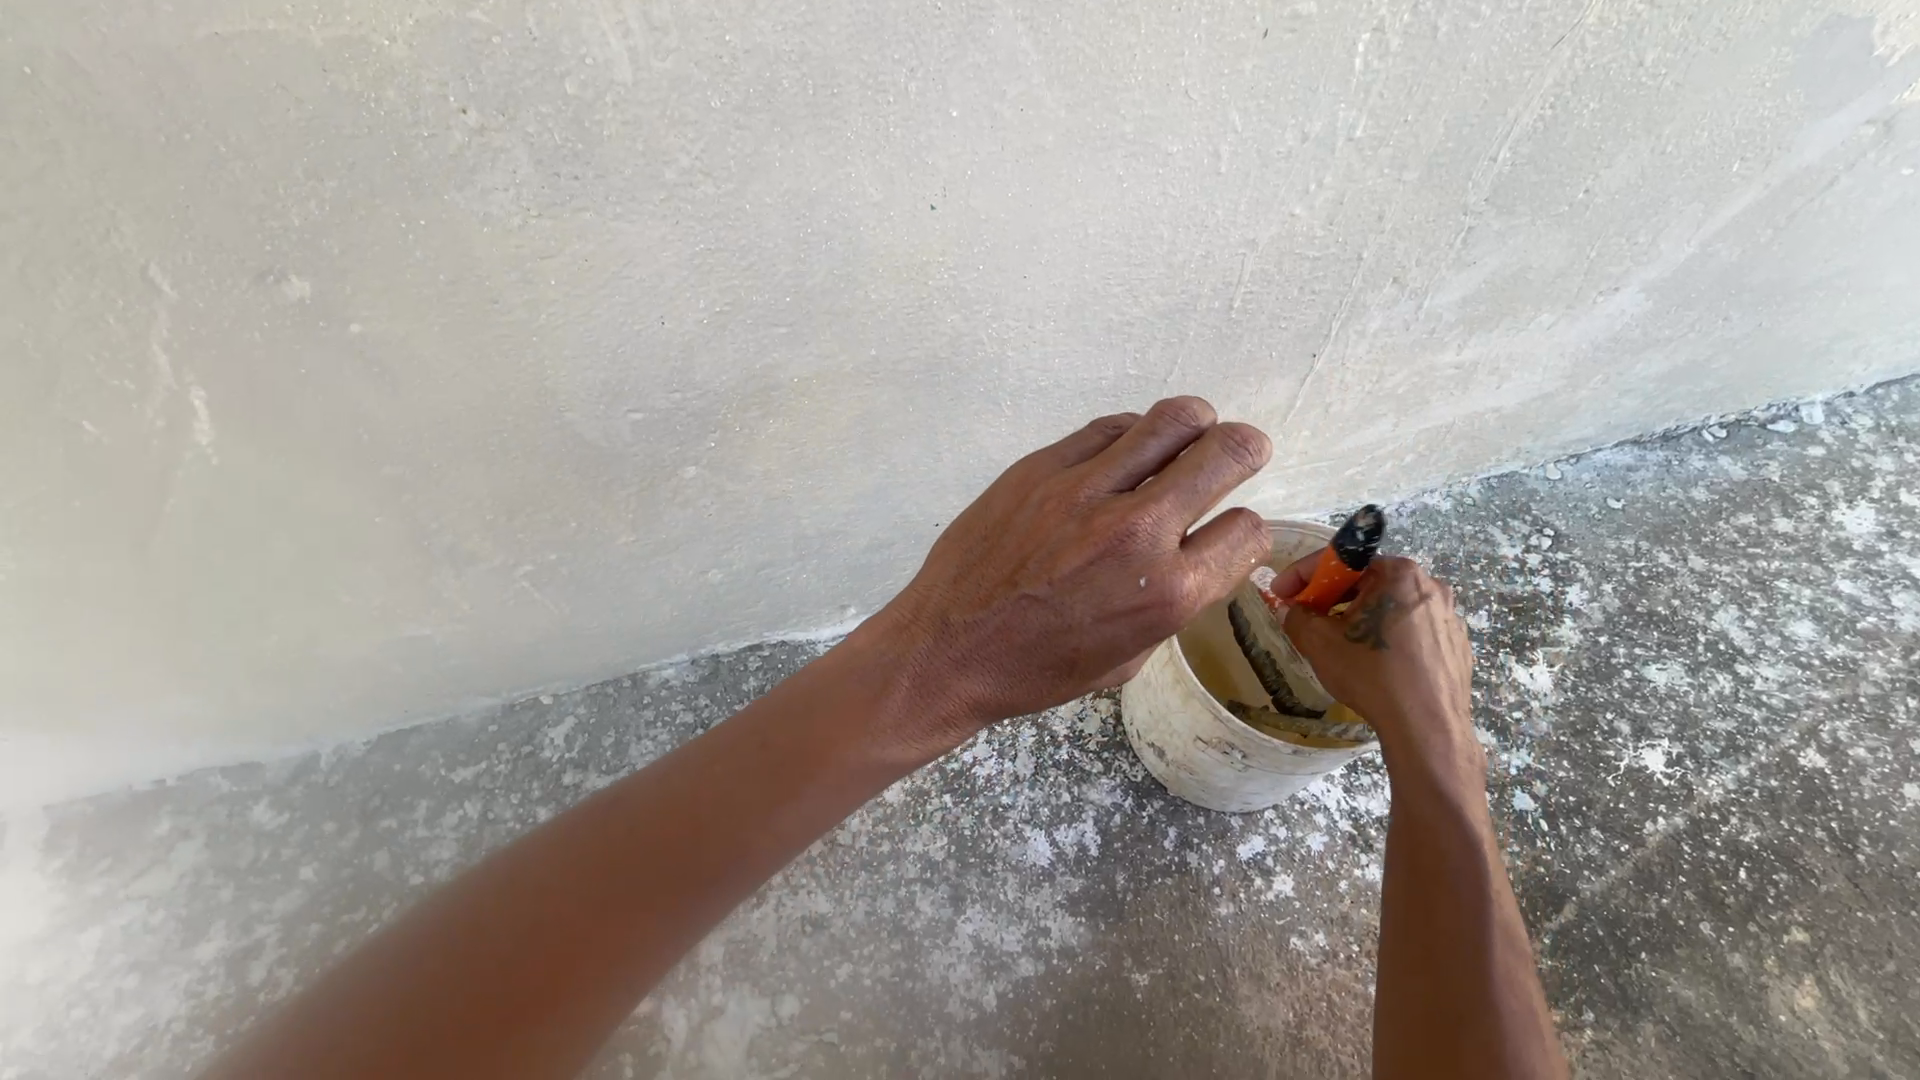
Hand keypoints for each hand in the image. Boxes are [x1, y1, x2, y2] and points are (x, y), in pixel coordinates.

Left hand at [862, 397, 1273, 747]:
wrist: (946, 648)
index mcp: (1166, 594)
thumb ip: (1173, 601)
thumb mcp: (1127, 658)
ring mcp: (1083, 490)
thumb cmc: (1037, 670)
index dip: (1246, 531)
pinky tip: (1124, 456)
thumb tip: (1197, 552)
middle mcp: (1135, 531)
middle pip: (1226, 452)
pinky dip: (1131, 436)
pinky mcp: (1040, 467)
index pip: (1247, 530)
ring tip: (1185, 443)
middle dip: (1246, 451)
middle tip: (1236, 456)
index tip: (1229, 532)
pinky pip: (1109, 427)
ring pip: (1171, 419)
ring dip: (1194, 427)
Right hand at [1273, 554, 1483, 789]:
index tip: (1279, 592)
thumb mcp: (1318, 642)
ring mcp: (1447, 616)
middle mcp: (1428, 585)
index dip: (1301, 575)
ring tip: (1338, 641)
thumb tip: (1291, 610)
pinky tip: (1374, 662)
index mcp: (1397, 573)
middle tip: (1306, 615)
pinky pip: (1411, 629)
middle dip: (1331, 596)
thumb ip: (1297, 616)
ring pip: (1389, 606)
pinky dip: (1386, 636)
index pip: (1340, 561)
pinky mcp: (1456, 644)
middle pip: (1367, 581)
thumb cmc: (1371, 674)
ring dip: (1359, 616)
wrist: (1426, 726)